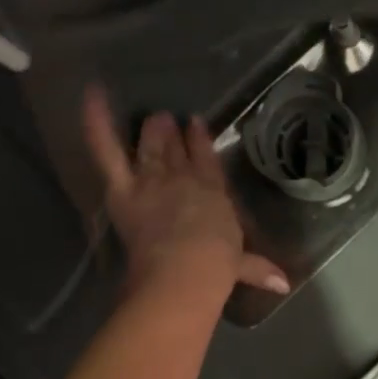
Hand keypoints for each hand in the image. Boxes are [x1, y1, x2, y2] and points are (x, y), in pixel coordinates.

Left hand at [81, 84, 286, 300]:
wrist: (183, 272)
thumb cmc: (217, 269)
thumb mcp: (241, 266)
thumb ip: (259, 269)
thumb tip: (285, 286)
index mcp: (214, 192)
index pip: (207, 159)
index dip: (202, 141)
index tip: (197, 126)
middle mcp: (183, 178)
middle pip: (177, 150)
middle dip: (174, 134)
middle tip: (169, 121)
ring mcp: (152, 178)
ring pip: (150, 146)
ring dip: (151, 130)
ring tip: (153, 118)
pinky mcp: (123, 186)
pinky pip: (107, 149)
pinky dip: (97, 121)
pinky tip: (92, 93)